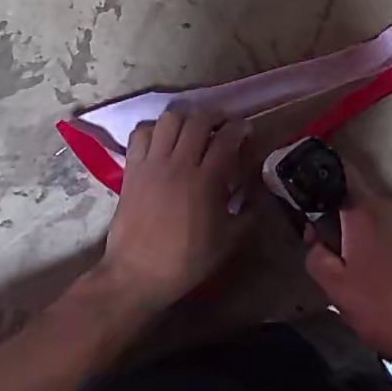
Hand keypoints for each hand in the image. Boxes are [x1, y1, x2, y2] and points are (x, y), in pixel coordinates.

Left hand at [93, 106, 251, 311]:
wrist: (137, 274)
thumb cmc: (188, 259)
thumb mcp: (230, 240)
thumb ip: (250, 213)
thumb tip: (259, 195)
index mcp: (207, 180)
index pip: (227, 138)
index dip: (240, 128)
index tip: (246, 130)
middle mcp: (180, 164)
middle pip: (198, 120)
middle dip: (215, 116)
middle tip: (223, 124)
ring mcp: (152, 164)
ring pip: (169, 120)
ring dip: (186, 118)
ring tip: (194, 128)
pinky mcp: (132, 170)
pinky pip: (141, 134)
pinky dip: (154, 129)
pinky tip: (163, 141)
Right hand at [304, 155, 391, 380]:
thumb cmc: (384, 307)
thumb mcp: (336, 287)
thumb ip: (316, 256)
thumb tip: (316, 238)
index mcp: (364, 211)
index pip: (340, 171)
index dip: (318, 172)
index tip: (300, 184)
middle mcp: (389, 208)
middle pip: (354, 194)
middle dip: (332, 209)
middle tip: (317, 238)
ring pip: (371, 214)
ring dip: (353, 228)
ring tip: (343, 260)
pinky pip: (388, 229)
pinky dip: (373, 240)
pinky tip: (371, 270)